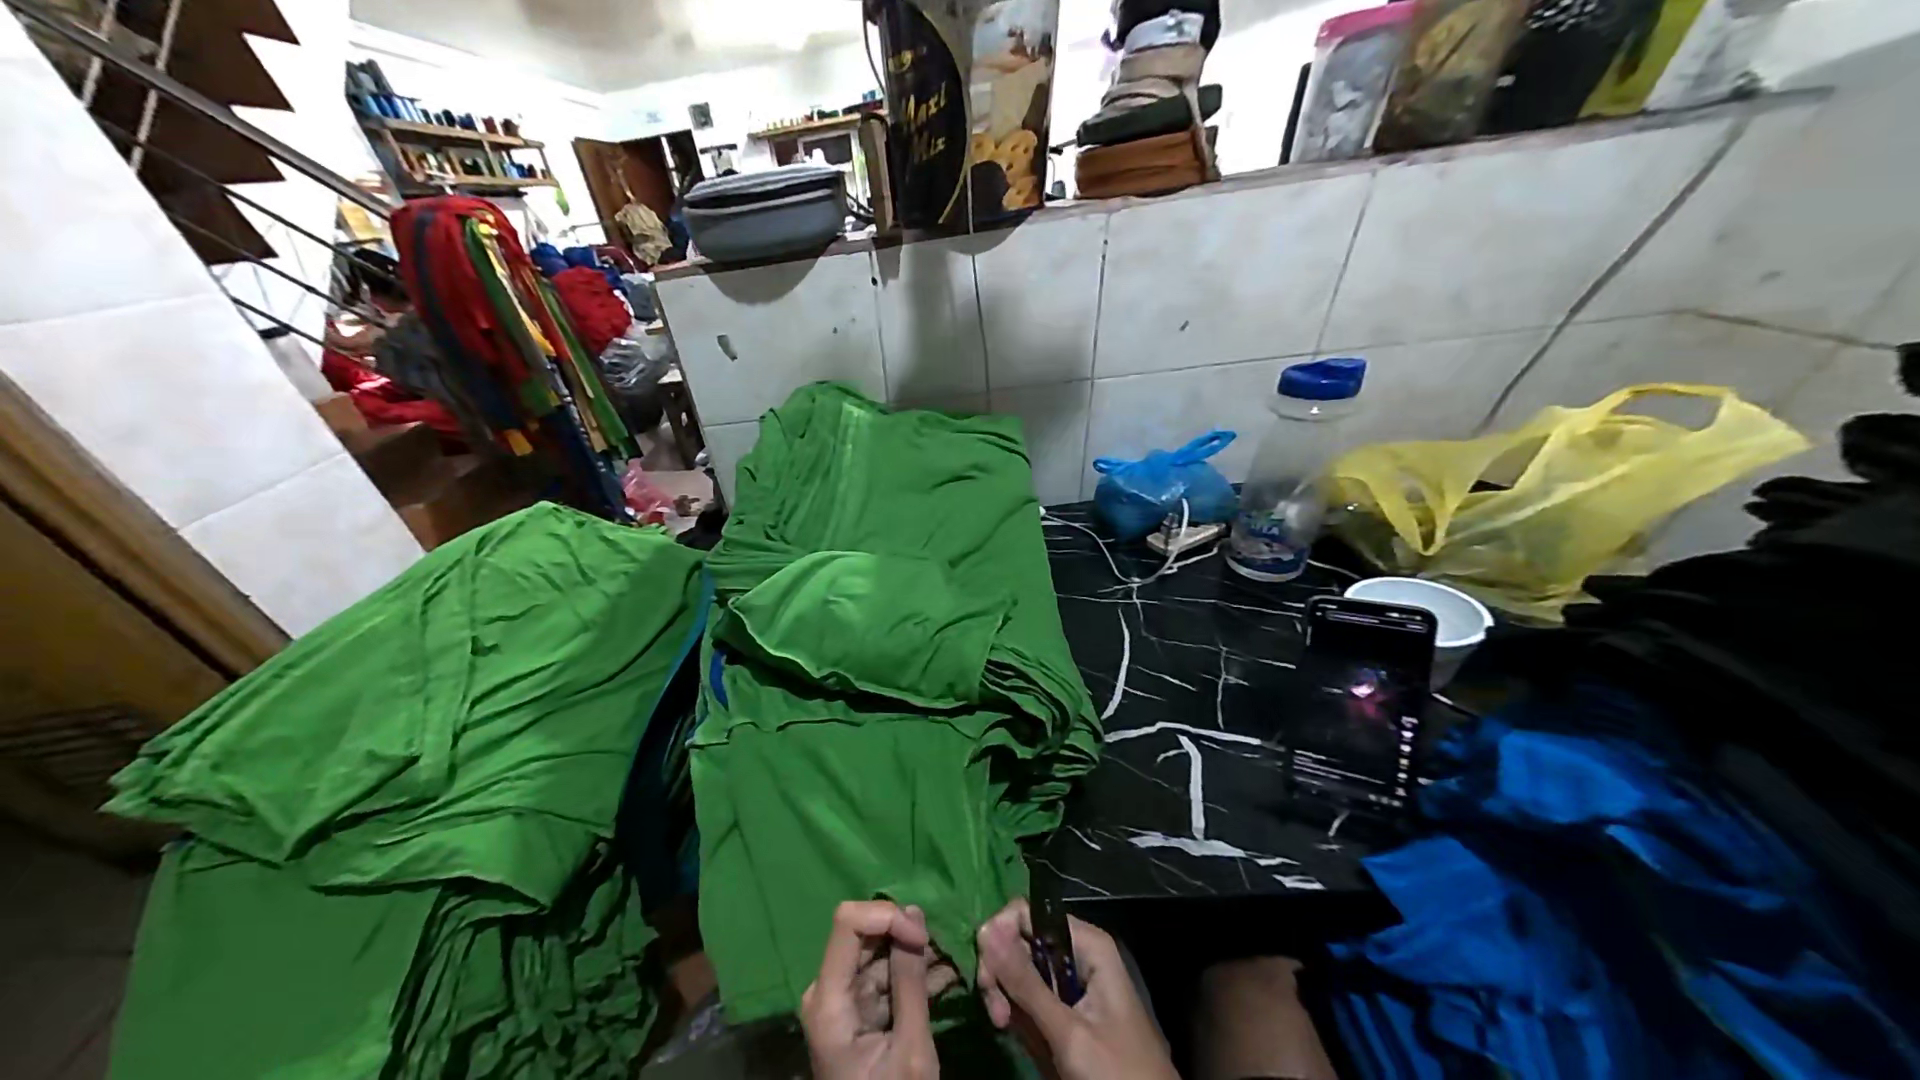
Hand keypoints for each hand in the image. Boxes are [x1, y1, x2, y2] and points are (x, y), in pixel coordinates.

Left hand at [802, 900, 939, 1079]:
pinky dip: (913, 973)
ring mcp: (842, 999)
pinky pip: (884, 974)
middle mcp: (827, 990)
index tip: (922, 938)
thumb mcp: (911, 1049)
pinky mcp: (857, 1009)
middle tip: (947, 947)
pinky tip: (945, 977)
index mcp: (828, 999)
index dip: (887, 916)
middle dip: (907, 933)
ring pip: (879, 951)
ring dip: (916, 953)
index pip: (848, 921)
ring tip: (954, 961)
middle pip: (865, 934)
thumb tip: (914, 914)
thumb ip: (911, 981)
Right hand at [975, 899, 1177, 1079]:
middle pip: (1018, 940)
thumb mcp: (1068, 1032)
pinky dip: (1020, 1016)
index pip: (1025, 912)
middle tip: (997, 1018)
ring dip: (1008, 1001)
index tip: (987, 981)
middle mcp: (1076, 951)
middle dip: (1001, 976)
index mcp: (1085, 943)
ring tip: (1007, 1030)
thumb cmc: (1117, 1074)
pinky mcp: (1065, 1006)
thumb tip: (983, 929)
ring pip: (1019, 970)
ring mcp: (1070, 979)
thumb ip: (1025, 982)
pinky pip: (1030, 996)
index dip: (998, 938)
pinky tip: (1027, 1039)